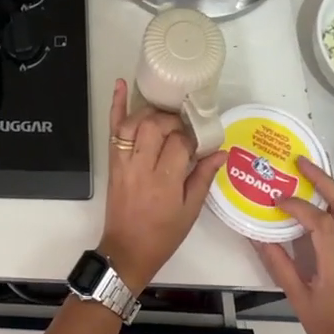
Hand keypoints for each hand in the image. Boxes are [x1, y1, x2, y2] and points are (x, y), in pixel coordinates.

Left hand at [96, 79, 226, 292]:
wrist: (127, 249)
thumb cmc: (163, 234)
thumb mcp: (190, 211)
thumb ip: (203, 178)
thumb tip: (221, 151)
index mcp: (164, 182)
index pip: (178, 143)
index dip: (190, 138)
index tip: (197, 142)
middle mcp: (140, 166)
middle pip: (154, 127)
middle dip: (171, 121)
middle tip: (182, 128)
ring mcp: (123, 160)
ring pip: (133, 122)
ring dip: (150, 112)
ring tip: (164, 115)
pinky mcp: (112, 159)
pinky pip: (112, 127)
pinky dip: (116, 104)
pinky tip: (121, 84)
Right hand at [252, 157, 333, 333]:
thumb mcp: (299, 301)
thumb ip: (279, 265)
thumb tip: (256, 236)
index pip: (321, 223)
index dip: (298, 205)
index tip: (276, 199)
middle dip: (324, 180)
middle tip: (300, 161)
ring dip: (330, 193)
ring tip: (304, 178)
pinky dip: (332, 214)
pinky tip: (312, 215)